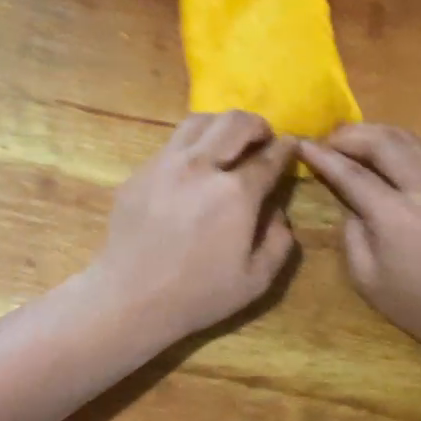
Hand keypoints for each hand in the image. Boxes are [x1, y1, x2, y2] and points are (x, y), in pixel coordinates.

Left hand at [88, 111, 296, 341]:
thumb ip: (279, 241)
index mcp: (235, 193)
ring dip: (221, 126)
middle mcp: (201, 166)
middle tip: (261, 139)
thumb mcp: (256, 280)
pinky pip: (170, 145)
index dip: (286, 148)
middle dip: (257, 125)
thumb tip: (278, 211)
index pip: (269, 157)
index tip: (291, 146)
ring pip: (198, 121)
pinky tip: (191, 170)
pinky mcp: (139, 173)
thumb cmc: (198, 295)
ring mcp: (165, 165)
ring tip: (226, 143)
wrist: (130, 298)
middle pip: (235, 122)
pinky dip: (190, 146)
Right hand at [298, 125, 420, 363]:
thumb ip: (351, 234)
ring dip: (376, 132)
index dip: (323, 157)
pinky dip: (398, 144)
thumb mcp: (367, 278)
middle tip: (327, 139)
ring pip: (409, 139)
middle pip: (383, 142)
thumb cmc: (418, 305)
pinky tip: (383, 152)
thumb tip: (349, 204)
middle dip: (350, 134)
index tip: (301, 143)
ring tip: (352, 138)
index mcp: (394, 217)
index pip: (352, 174)